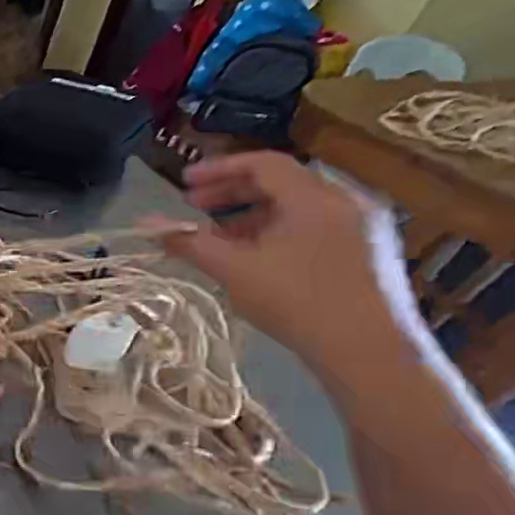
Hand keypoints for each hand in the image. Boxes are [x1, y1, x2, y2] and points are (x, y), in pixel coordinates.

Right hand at [148, 152, 419, 373]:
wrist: (368, 352)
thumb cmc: (296, 302)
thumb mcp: (234, 270)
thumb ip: (189, 242)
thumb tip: (146, 225)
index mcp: (314, 197)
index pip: (262, 163)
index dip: (218, 168)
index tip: (183, 182)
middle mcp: (343, 200)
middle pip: (280, 181)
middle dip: (231, 192)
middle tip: (194, 205)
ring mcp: (361, 225)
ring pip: (297, 205)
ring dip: (252, 213)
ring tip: (219, 236)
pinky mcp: (368, 250)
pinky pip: (314, 224)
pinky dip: (279, 229)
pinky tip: (257, 256)